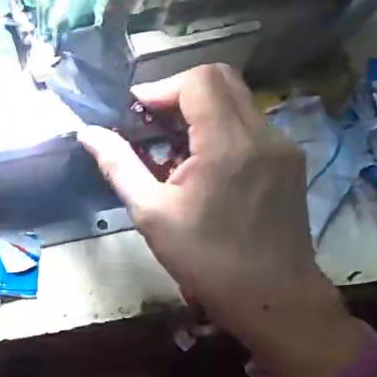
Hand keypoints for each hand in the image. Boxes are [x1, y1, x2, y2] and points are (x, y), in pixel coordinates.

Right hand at [78, 64, 359, 376]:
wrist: (273, 297)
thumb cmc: (206, 260)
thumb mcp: (152, 214)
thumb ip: (119, 165)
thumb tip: (87, 133)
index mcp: (227, 144)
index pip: (198, 81)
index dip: (160, 89)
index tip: (135, 116)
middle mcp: (262, 134)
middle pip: (220, 79)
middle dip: (178, 93)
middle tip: (150, 126)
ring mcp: (281, 146)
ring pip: (237, 100)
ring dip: (199, 112)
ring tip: (172, 151)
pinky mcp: (288, 161)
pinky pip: (249, 124)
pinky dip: (219, 129)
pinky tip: (201, 167)